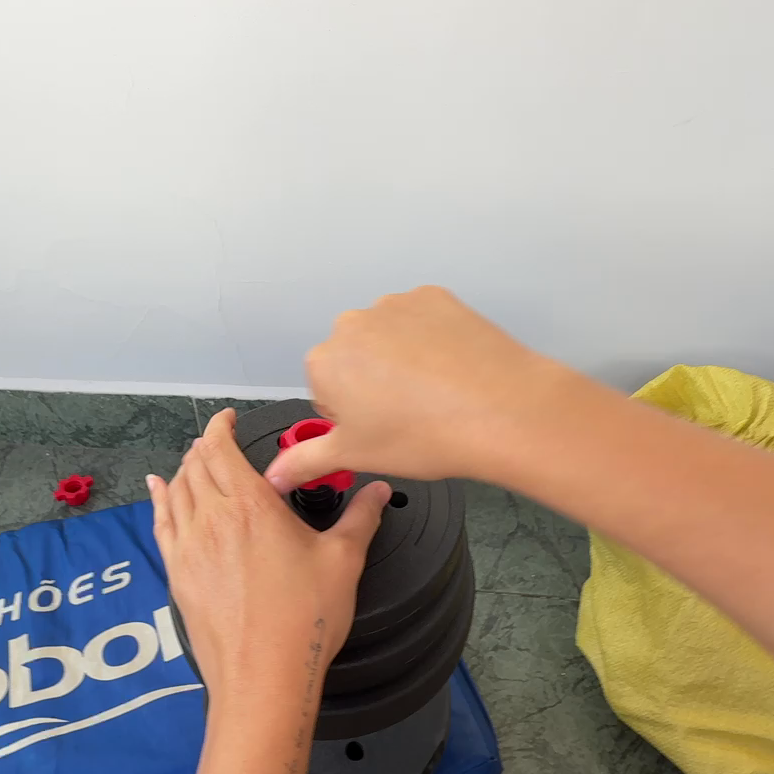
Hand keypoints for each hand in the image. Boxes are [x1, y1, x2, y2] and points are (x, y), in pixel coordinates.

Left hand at [147, 409, 390, 704]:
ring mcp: (189, 546)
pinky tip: (157, 489)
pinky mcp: (177, 573)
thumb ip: (360, 517)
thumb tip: (377, 488)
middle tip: (218, 440)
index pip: (222, 448)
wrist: (262, 677)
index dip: (222, 426)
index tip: (229, 419)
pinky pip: (161, 523)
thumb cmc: (304, 619)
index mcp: (252, 505)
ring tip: (194, 461)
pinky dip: (159, 499)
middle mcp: (213, 518)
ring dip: (185, 468)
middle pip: (196, 465)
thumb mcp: (343, 561)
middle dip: (205, 445)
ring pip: (177, 490)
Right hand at [265, 285, 588, 491]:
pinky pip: (421, 320)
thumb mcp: (354, 456)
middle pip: (353, 359)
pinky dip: (431, 340)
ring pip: (387, 338)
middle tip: (407, 414)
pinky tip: (450, 369)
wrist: (499, 410)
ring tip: (433, 394)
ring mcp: (395, 305)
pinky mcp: (434, 297)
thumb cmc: (425, 434)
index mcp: (324, 362)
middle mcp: (352, 324)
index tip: (378, 428)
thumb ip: (305, 462)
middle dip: (370, 383)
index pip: (325, 391)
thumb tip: (274, 476)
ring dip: (400, 360)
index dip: (352, 415)